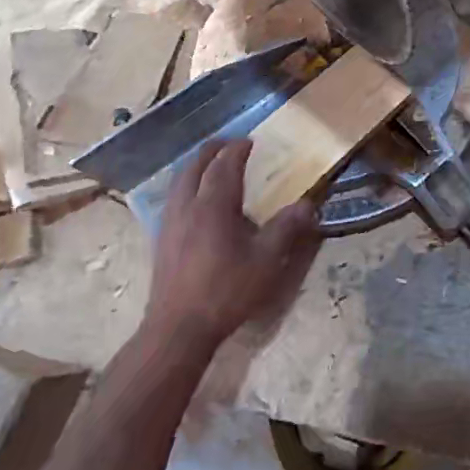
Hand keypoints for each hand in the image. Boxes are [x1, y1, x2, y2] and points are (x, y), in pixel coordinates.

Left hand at [146, 139, 321, 346]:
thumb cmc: (226, 291)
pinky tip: (197, 201)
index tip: (250, 141)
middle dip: (212, 150)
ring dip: (197, 166)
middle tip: (230, 145)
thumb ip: (286, 228)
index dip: (237, 149)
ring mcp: (170, 222)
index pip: (224, 165)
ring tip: (212, 166)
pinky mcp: (162, 239)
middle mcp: (187, 206)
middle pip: (195, 166)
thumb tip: (307, 205)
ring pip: (180, 181)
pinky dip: (188, 185)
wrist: (178, 328)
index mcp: (213, 205)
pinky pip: (174, 198)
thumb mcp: (266, 260)